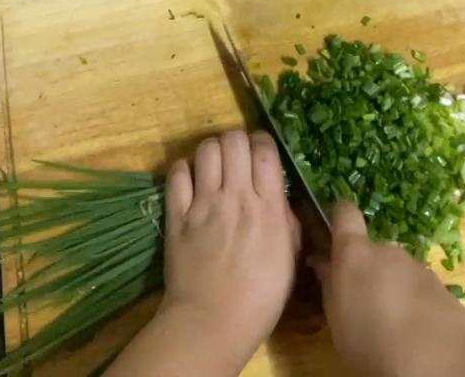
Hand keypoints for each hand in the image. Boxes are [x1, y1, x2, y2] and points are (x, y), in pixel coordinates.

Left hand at [160, 131, 301, 362]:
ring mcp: (203, 203)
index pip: (265, 150)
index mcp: (268, 208)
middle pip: (234, 139)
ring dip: (212, 151)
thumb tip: (280, 200)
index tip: (261, 151)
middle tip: (237, 157)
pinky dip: (184, 169)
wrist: (211, 323)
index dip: (262, 142)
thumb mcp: (288, 262)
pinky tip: (190, 179)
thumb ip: (287, 224)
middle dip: (237, 140)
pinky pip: (177, 173)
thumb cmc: (258, 300)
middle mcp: (236, 197)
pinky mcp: (177, 213)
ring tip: (215, 166)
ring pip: (206, 149)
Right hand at [312, 201, 464, 376]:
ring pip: (401, 274)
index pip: (345, 214)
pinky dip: (420, 309)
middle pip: (375, 252)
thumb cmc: (372, 347)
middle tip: (368, 307)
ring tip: (396, 329)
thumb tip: (324, 264)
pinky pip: (424, 293)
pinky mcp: (447, 291)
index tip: (337, 236)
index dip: (341, 219)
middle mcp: (388, 252)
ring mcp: (420, 270)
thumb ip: (330, 286)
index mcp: (356, 254)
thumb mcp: (338, 322)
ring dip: (396, 292)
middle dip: (372, 273)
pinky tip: (421, 339)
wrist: (440, 371)